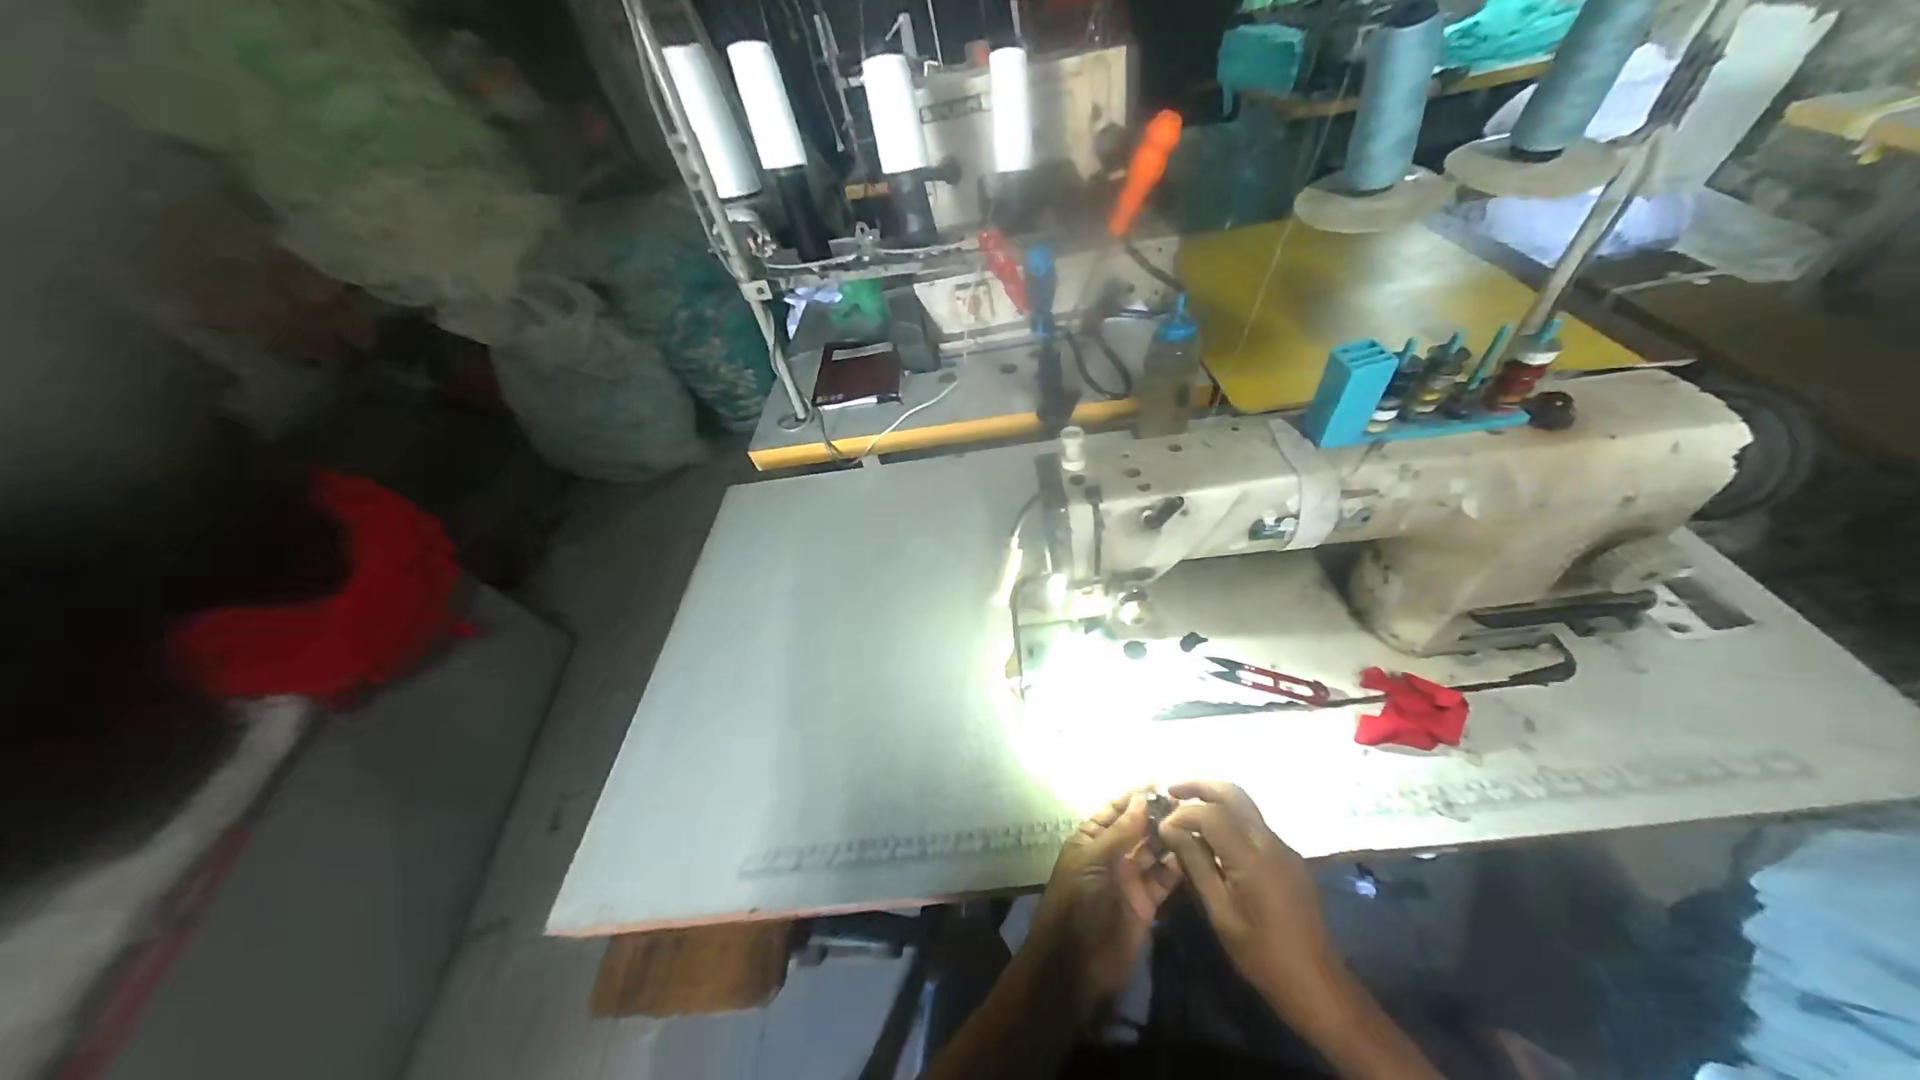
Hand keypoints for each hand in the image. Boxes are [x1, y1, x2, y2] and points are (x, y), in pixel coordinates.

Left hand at [1024, 791, 1182, 1009]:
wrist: (1077, 963)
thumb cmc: (1077, 903)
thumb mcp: (1093, 861)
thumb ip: (1120, 832)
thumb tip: (1142, 798)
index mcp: (1090, 839)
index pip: (1115, 810)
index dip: (1134, 796)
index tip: (1160, 781)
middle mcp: (1111, 854)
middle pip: (1138, 828)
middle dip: (1158, 814)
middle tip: (1188, 802)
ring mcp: (1130, 878)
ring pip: (1155, 851)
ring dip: (1171, 837)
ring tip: (1198, 821)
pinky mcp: (1147, 902)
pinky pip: (1166, 878)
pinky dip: (1179, 866)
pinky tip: (1197, 852)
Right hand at [1157, 781, 1337, 1013]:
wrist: (1316, 982)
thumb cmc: (1261, 954)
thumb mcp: (1219, 912)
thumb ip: (1195, 863)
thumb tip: (1170, 829)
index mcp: (1252, 858)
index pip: (1211, 813)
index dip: (1182, 814)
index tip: (1163, 828)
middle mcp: (1271, 843)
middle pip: (1234, 794)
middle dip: (1200, 786)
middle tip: (1171, 791)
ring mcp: (1283, 848)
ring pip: (1246, 807)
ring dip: (1215, 801)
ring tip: (1186, 812)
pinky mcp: (1289, 858)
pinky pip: (1254, 826)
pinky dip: (1230, 820)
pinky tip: (1212, 839)